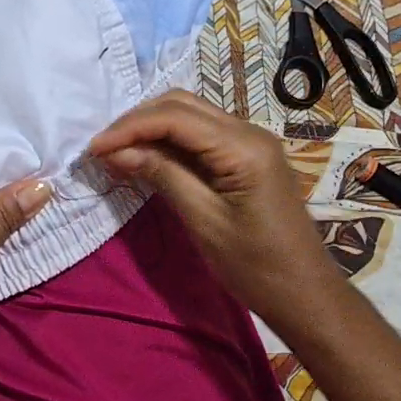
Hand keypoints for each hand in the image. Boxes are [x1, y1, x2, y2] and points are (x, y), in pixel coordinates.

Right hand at [89, 90, 331, 327]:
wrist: (306, 296)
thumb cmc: (256, 266)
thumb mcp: (203, 221)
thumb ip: (162, 175)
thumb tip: (115, 151)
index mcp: (243, 147)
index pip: (175, 118)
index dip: (130, 128)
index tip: (94, 149)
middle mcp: (249, 132)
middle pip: (182, 105)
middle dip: (138, 121)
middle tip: (103, 149)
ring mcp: (251, 142)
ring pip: (190, 115)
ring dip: (151, 127)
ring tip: (117, 152)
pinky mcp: (247, 157)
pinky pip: (201, 135)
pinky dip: (169, 141)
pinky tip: (146, 158)